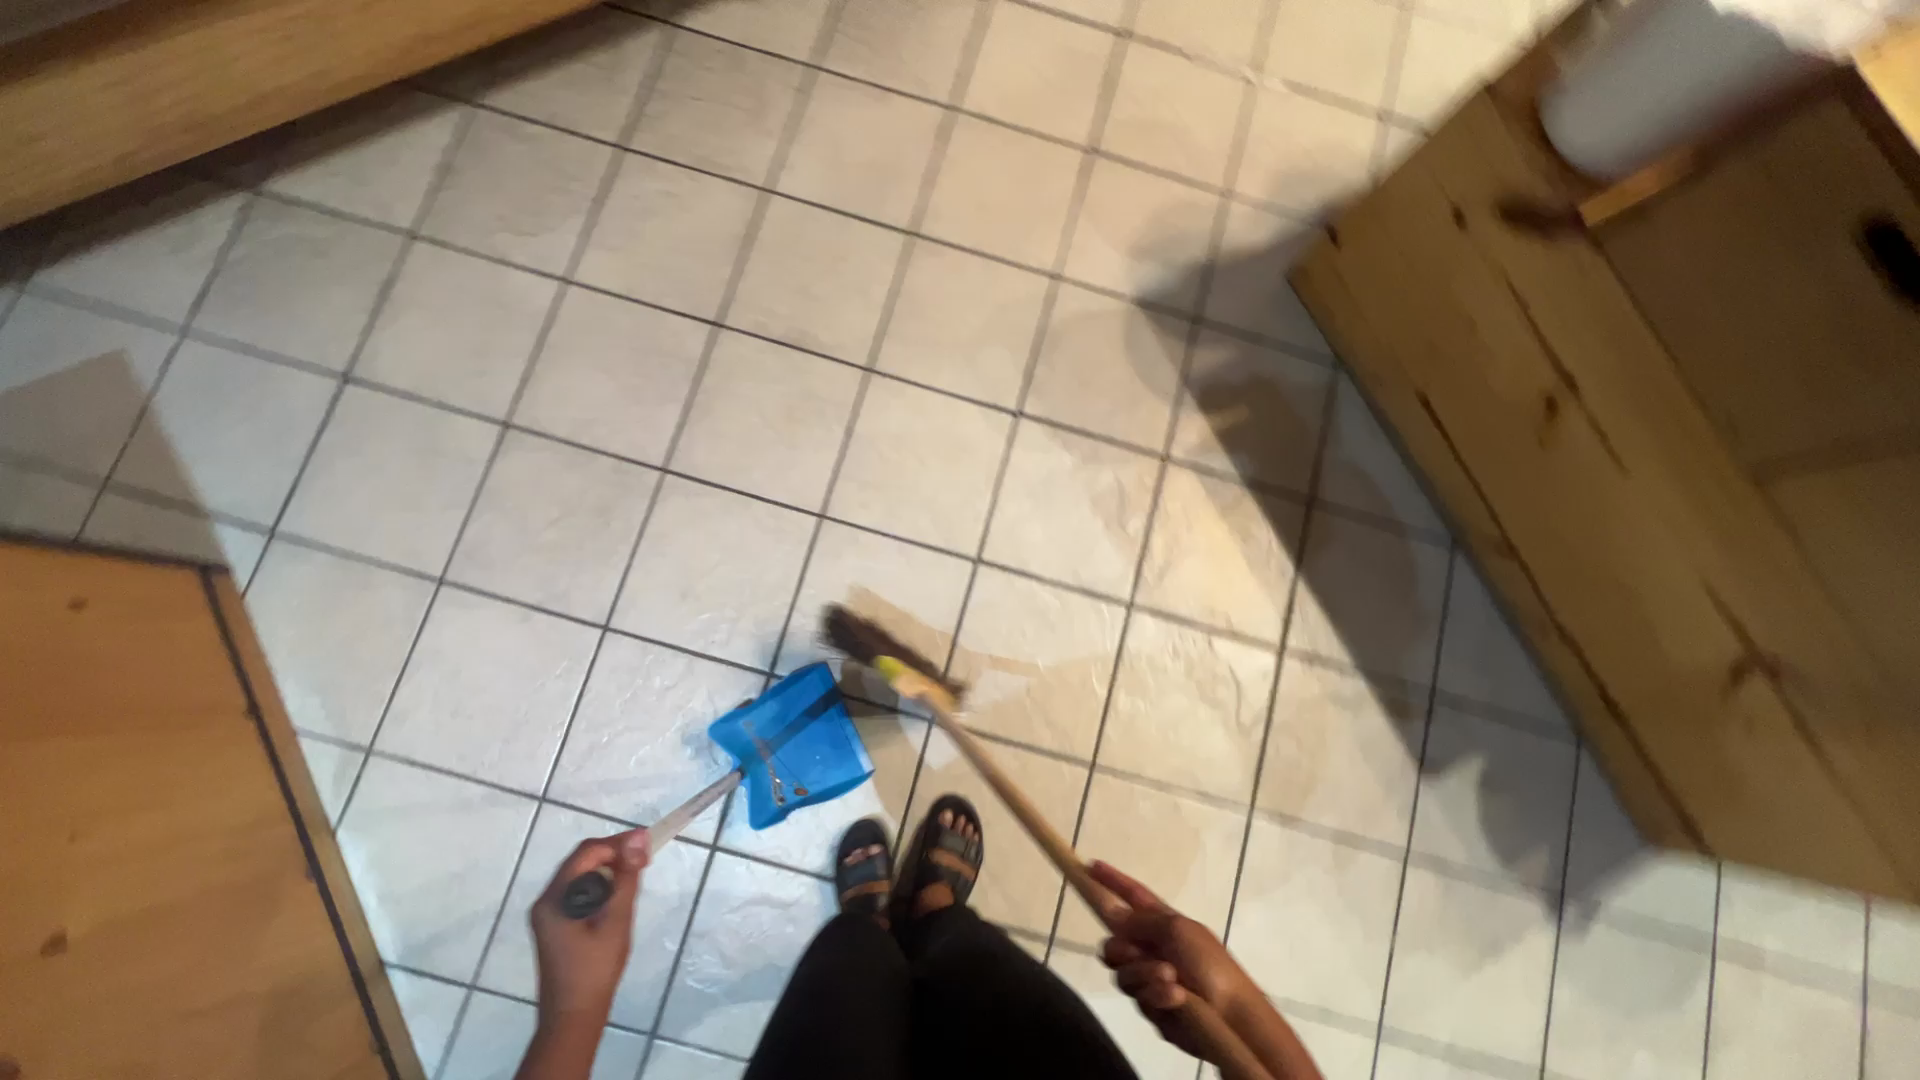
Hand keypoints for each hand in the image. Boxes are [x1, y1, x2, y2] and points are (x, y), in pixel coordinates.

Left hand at [530, 829, 650, 1022]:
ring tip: (635, 879)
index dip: (618, 843)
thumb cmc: (595, 969)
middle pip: (582, 861)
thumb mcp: (616, 920)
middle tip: (645, 861)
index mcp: (554, 899)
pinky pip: (580, 893)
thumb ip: (627, 878)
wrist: (573, 1017)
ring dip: (610, 871)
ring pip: (582, 876)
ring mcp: (549, 914)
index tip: (647, 844)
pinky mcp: (556, 924)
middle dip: (615, 855)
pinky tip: (618, 899)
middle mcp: (546, 901)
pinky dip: (601, 888)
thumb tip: (639, 837)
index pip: (587, 852)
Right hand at [1091, 860, 1262, 1058]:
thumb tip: (1111, 912)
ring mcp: (1150, 977)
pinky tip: (1175, 998)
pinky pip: (1138, 997)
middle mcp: (1151, 947)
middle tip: (1134, 952)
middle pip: (1113, 942)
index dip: (1111, 880)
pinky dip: (1156, 996)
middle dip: (1120, 948)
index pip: (1131, 895)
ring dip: (1144, 974)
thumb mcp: (1177, 929)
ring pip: (1122, 972)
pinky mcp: (1152, 1005)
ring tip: (1169, 979)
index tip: (1089, 866)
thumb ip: (1141, 921)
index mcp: (1162, 921)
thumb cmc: (1209, 963)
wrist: (1232, 1016)